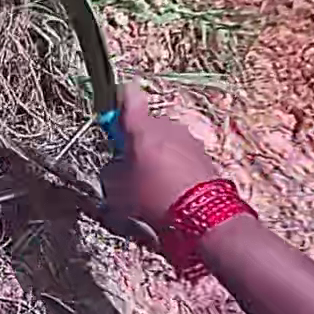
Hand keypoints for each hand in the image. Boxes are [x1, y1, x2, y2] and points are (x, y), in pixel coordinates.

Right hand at [100, 85, 224, 225]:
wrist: (200, 214)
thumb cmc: (151, 198)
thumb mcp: (115, 189)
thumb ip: (111, 171)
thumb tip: (115, 167)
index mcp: (142, 129)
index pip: (129, 99)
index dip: (119, 100)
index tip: (114, 113)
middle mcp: (167, 127)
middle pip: (146, 125)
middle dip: (137, 141)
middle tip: (128, 165)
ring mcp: (188, 139)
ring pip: (164, 140)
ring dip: (156, 155)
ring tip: (150, 182)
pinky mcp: (203, 155)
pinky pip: (180, 155)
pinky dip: (173, 167)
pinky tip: (169, 189)